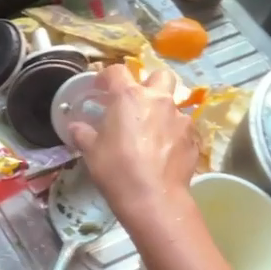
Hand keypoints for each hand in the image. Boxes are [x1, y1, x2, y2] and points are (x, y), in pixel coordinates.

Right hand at [67, 65, 197, 215]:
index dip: (106, 77)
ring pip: (173, 104)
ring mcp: (180, 118)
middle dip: (149, 83)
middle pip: (159, 75)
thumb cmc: (116, 169)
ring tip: (151, 132)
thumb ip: (83, 133)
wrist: (153, 198)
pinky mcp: (194, 137)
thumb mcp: (90, 150)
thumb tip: (76, 127)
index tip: (101, 88)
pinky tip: (164, 151)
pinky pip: (182, 127)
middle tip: (136, 102)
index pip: (117, 71)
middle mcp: (158, 100)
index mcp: (129, 97)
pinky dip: (173, 133)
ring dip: (162, 112)